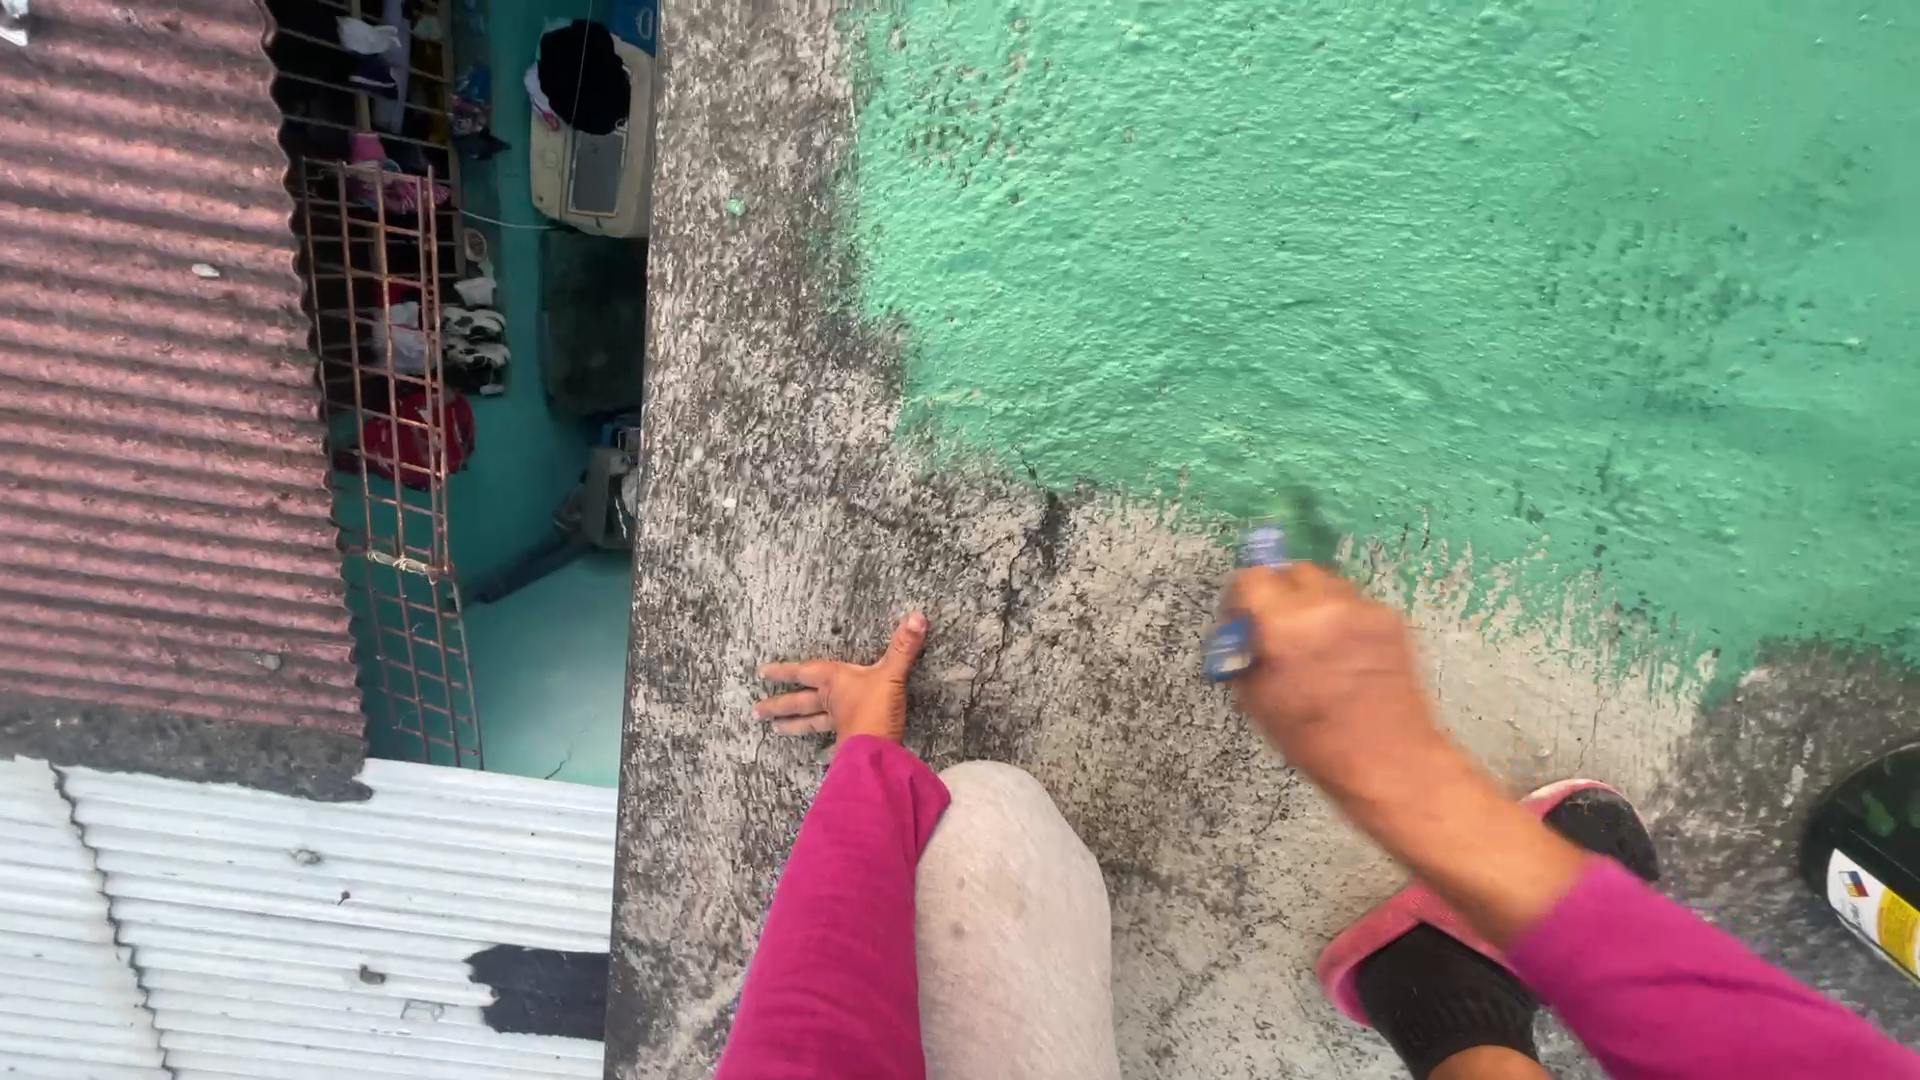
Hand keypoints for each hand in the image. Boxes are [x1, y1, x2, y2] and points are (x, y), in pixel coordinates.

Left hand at [753, 612, 928, 743]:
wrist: (878, 749)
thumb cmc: (876, 707)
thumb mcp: (891, 673)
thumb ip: (904, 646)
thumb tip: (918, 615)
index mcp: (834, 682)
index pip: (803, 673)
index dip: (783, 671)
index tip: (761, 673)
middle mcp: (831, 702)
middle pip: (799, 703)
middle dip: (777, 705)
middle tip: (755, 712)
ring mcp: (838, 724)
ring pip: (810, 723)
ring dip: (793, 726)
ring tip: (774, 730)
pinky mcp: (848, 743)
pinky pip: (834, 747)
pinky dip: (827, 753)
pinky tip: (820, 760)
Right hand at [1221, 563, 1447, 796]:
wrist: (1388, 759)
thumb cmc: (1312, 738)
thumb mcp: (1256, 697)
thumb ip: (1242, 654)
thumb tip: (1237, 635)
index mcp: (1283, 624)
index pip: (1251, 577)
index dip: (1240, 596)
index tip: (1241, 617)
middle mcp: (1323, 605)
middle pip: (1289, 570)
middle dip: (1277, 591)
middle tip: (1273, 623)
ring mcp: (1361, 609)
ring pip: (1324, 581)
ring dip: (1309, 600)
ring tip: (1309, 636)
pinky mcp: (1389, 619)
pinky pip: (1352, 602)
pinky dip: (1339, 615)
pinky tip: (1339, 648)